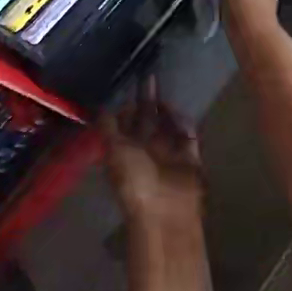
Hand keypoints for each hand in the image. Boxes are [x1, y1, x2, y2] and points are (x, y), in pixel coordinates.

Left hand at [103, 78, 203, 228]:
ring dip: (166, 111)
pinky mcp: (190, 159)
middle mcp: (145, 149)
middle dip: (147, 100)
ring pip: (168, 125)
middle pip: (147, 119)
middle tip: (149, 76)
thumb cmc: (133, 179)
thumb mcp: (113, 150)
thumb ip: (108, 127)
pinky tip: (180, 118)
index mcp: (125, 149)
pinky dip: (185, 126)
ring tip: (164, 100)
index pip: (125, 122)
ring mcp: (168, 153)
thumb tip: (101, 107)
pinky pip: (188, 136)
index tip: (130, 84)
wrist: (165, 213)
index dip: (126, 106)